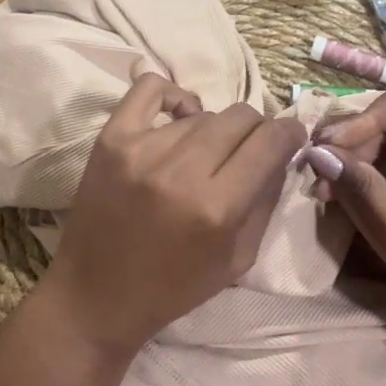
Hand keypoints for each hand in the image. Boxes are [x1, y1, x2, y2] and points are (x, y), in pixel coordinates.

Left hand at [40, 74, 306, 355]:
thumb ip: (266, 201)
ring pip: (202, 113)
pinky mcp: (111, 139)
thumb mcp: (238, 259)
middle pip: (240, 117)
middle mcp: (181, 172)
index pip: (271, 141)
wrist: (95, 297)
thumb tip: (282, 152)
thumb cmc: (173, 288)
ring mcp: (142, 150)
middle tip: (248, 149)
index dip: (290, 133)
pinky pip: (151, 88)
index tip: (291, 137)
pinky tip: (178, 117)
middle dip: (256, 130)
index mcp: (217, 208)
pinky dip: (174, 96)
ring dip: (213, 130)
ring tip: (202, 155)